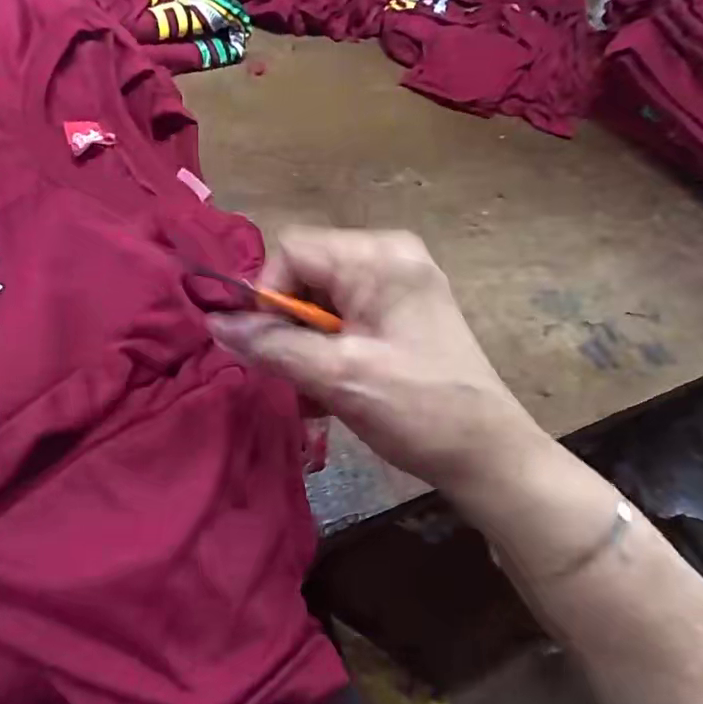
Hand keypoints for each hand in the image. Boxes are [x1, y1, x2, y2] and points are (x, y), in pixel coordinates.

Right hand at [207, 227, 547, 490]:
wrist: (486, 452)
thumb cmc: (417, 408)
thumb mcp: (338, 376)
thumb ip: (273, 345)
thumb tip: (216, 324)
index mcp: (380, 256)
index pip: (293, 251)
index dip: (268, 296)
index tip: (267, 348)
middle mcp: (391, 257)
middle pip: (308, 275)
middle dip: (290, 329)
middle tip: (293, 378)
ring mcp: (402, 285)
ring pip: (323, 302)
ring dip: (308, 348)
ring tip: (316, 395)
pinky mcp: (406, 314)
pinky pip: (349, 319)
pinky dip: (331, 352)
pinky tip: (334, 392)